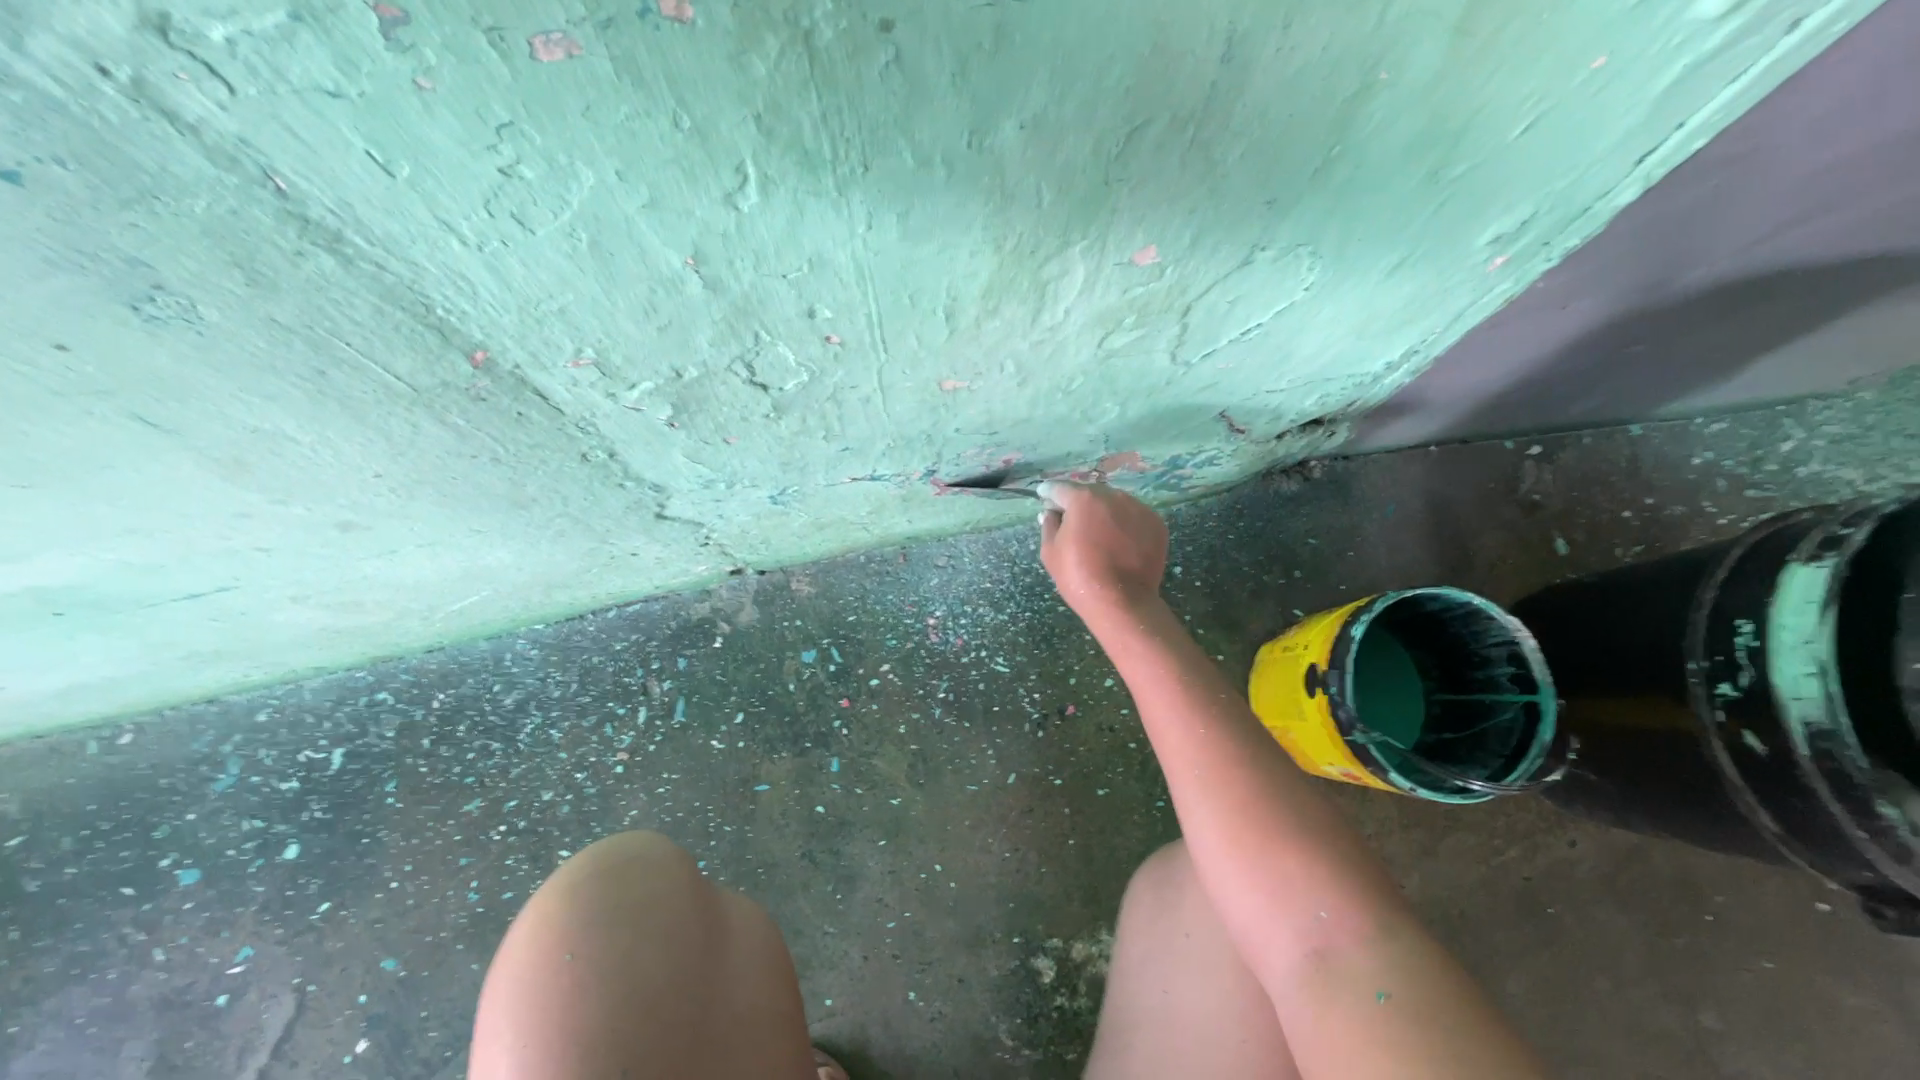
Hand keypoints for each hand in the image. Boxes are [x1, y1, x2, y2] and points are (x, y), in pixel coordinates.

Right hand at [1036, 480, 1169, 622]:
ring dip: (1103, 512)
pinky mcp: (1156, 524)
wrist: (1122, 601)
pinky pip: (1133, 517)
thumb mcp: (1051, 552)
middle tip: (1070, 517)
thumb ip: (1049, 525)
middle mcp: (1113, 496)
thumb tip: (1050, 513)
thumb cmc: (1079, 576)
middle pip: (1090, 493)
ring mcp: (1138, 508)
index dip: (1049, 492)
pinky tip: (1118, 540)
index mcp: (1083, 499)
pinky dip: (1124, 524)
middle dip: (1078, 502)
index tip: (1043, 495)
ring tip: (1097, 530)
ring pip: (1114, 503)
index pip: (1060, 488)